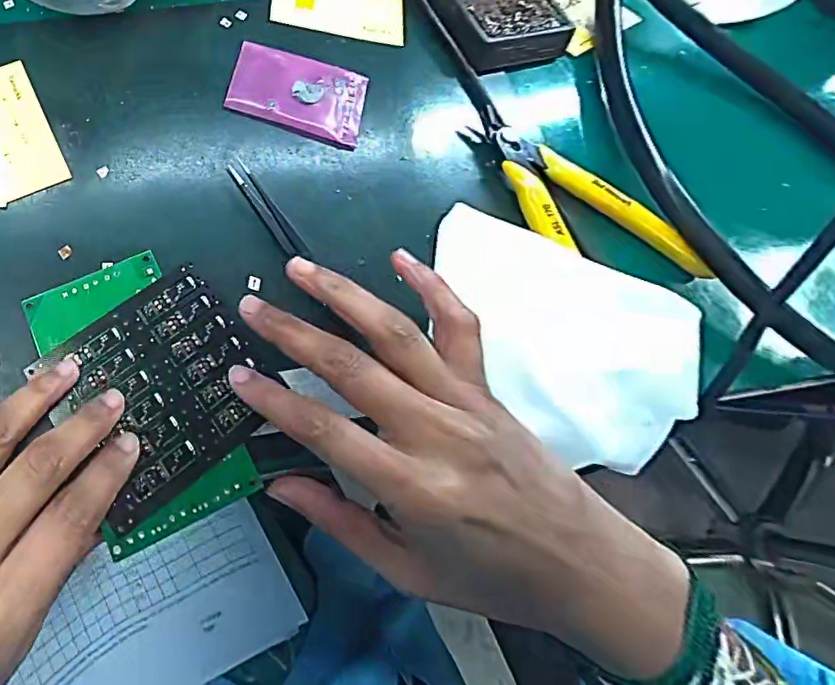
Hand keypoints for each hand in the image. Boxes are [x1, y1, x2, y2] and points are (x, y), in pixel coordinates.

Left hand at [0, 351, 140, 684]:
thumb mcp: (12, 645)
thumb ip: (50, 575)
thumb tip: (90, 512)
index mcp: (0, 604)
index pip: (69, 521)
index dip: (107, 475)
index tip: (129, 444)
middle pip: (38, 471)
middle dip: (82, 428)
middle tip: (112, 399)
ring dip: (34, 396)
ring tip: (65, 370)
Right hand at [228, 251, 690, 679]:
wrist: (598, 575)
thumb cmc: (495, 576)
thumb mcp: (408, 572)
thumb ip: (338, 523)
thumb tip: (277, 484)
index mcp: (415, 487)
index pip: (326, 431)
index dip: (274, 401)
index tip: (236, 375)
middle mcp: (438, 433)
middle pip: (352, 367)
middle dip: (292, 332)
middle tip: (251, 308)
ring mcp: (466, 402)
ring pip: (396, 334)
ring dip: (343, 294)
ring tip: (300, 269)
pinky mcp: (487, 387)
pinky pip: (461, 328)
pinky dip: (433, 287)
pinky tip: (399, 258)